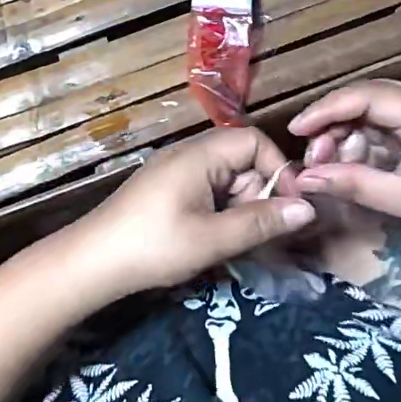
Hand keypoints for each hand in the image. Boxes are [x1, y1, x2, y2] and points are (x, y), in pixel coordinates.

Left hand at [62, 128, 314, 296]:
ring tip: (236, 241)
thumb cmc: (154, 245)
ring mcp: (175, 170)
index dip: (277, 169)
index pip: (253, 141)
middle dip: (259, 192)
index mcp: (198, 154)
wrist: (93, 260)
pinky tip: (216, 239)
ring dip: (240, 206)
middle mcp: (187, 154)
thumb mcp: (213, 238)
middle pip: (241, 159)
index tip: (289, 207)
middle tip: (260, 231)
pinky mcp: (167, 188)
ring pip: (226, 177)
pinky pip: (207, 188)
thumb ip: (260, 222)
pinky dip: (220, 210)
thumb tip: (308, 208)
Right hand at [288, 80, 400, 273]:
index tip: (297, 129)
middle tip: (314, 154)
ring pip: (384, 110)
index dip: (327, 109)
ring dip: (354, 132)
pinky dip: (374, 140)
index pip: (369, 95)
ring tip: (333, 162)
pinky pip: (400, 124)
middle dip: (337, 123)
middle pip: (374, 98)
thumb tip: (303, 179)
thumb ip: (354, 184)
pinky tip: (359, 160)